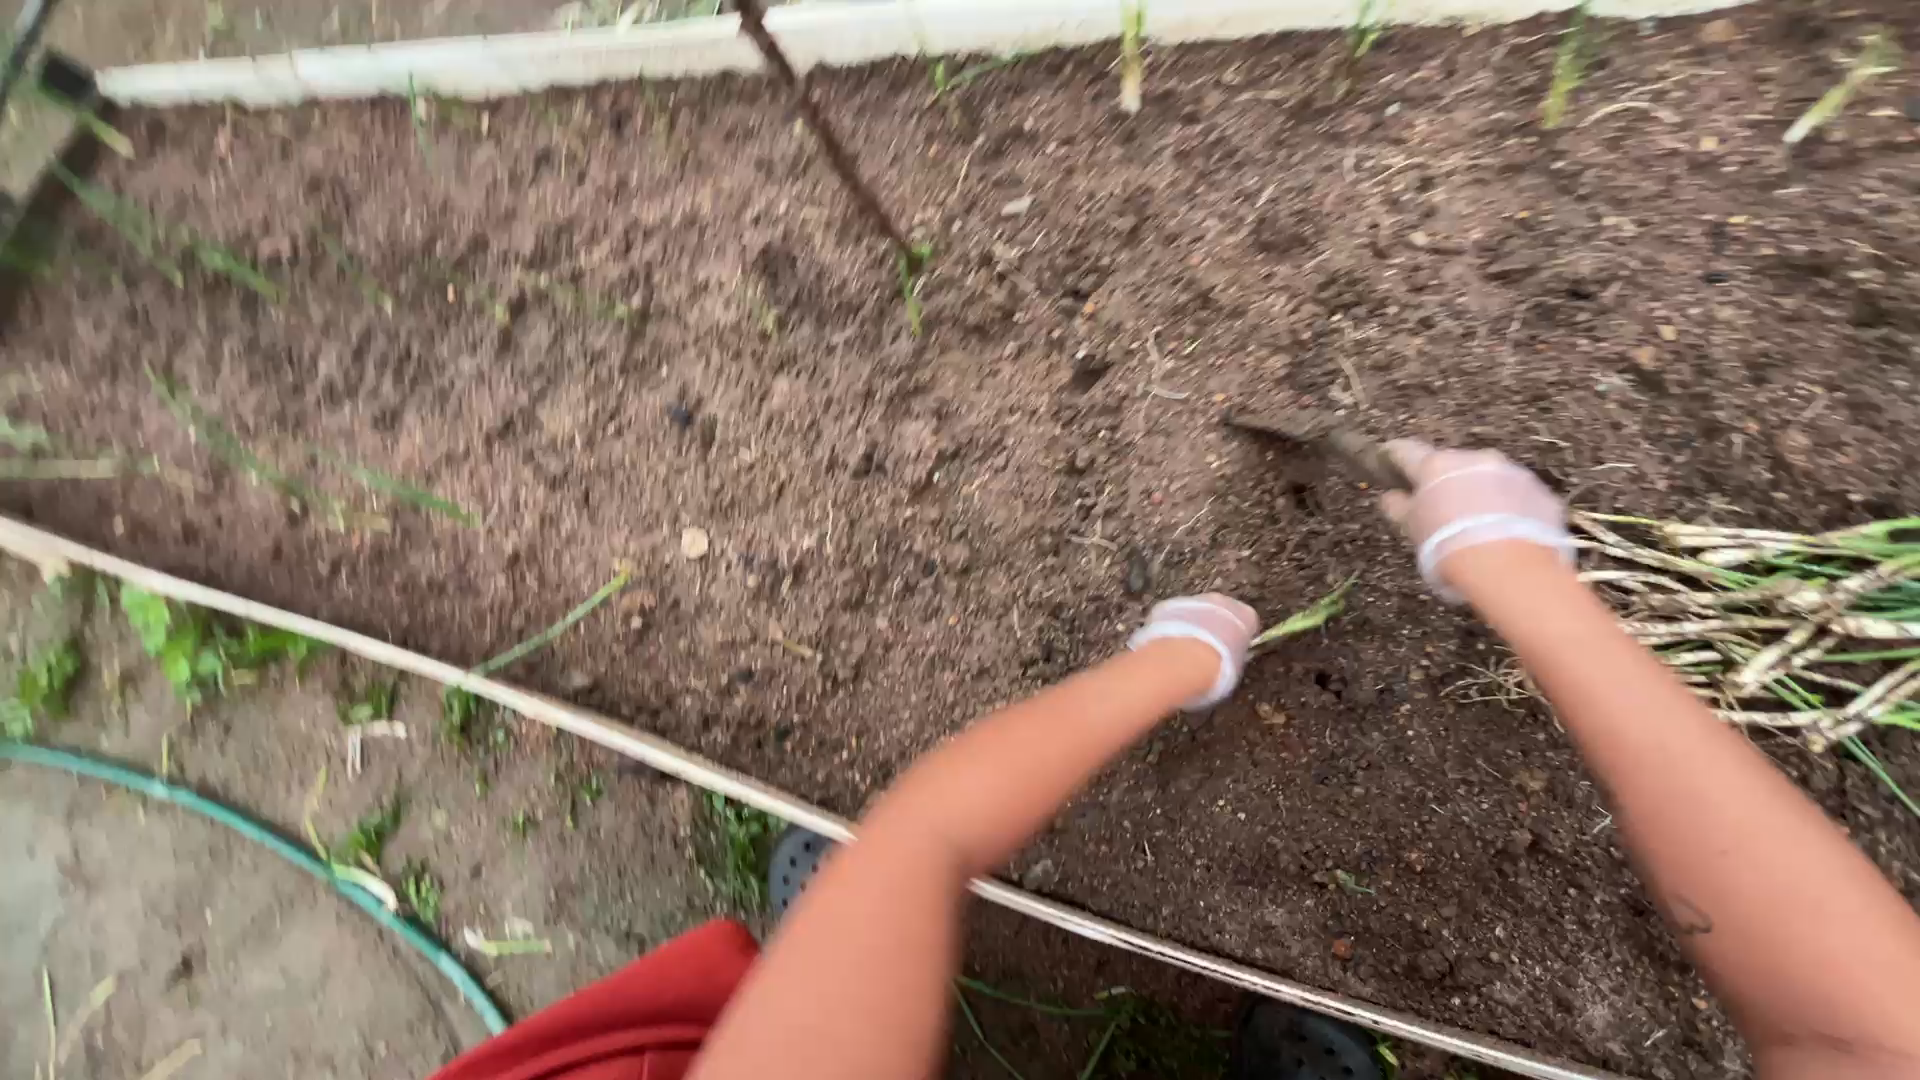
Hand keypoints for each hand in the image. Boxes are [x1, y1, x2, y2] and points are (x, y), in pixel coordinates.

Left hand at [1126, 593, 1259, 708]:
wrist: (1183, 659)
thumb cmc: (1218, 668)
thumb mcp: (1236, 667)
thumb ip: (1234, 655)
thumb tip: (1226, 660)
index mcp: (1246, 615)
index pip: (1247, 622)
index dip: (1238, 636)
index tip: (1232, 649)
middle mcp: (1222, 601)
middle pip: (1221, 611)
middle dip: (1215, 625)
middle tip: (1206, 647)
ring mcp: (1195, 600)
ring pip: (1196, 610)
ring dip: (1192, 623)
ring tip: (1184, 647)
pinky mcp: (1169, 604)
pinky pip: (1175, 614)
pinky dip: (1172, 624)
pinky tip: (1169, 643)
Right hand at [1380, 440, 1572, 594]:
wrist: (1508, 567)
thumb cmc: (1446, 544)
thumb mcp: (1410, 528)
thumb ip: (1398, 507)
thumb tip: (1392, 497)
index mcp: (1435, 466)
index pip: (1406, 451)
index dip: (1393, 455)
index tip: (1386, 459)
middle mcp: (1474, 459)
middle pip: (1450, 464)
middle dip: (1442, 479)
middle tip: (1436, 504)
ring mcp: (1511, 472)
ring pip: (1485, 476)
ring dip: (1475, 491)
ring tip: (1473, 522)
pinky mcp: (1540, 491)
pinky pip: (1515, 493)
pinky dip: (1505, 505)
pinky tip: (1500, 530)